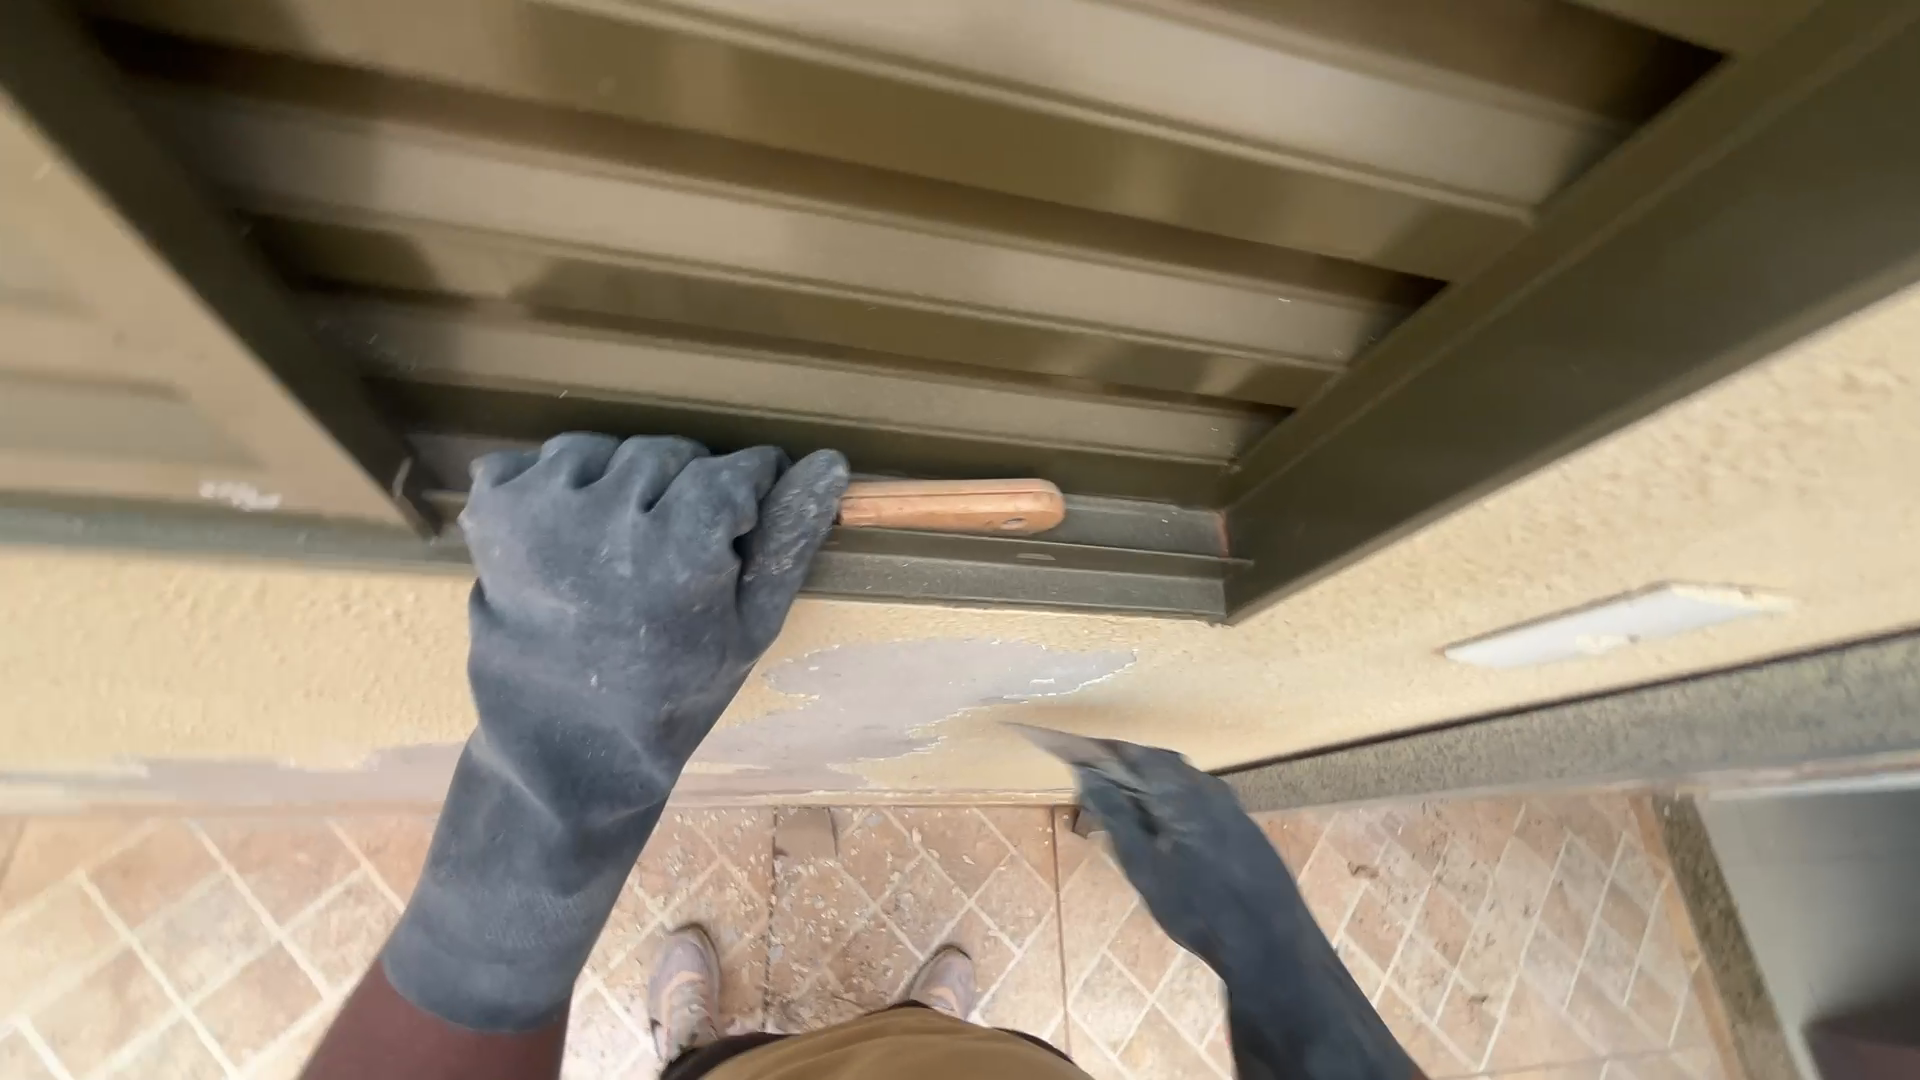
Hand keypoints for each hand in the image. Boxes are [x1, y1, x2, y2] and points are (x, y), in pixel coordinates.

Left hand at [382, 434, 847, 1032]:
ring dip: (630, 482)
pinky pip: (542, 459)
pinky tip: (579, 534)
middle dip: (691, 487)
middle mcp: (601, 524)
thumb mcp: (755, 622)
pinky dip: (566, 484)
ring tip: (633, 538)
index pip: (733, 471)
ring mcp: (535, 515)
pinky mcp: (490, 515)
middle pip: (670, 454)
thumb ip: (791, 537)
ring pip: (609, 448)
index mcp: (676, 554)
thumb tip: (830, 462)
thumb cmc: (679, 688)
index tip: (749, 515)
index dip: (752, 488)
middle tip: (685, 544)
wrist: (569, 744)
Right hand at [1025, 732, 1304, 983]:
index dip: (1099, 749)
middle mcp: (1208, 787)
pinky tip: (1163, 827)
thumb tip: (1087, 773)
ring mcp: (1231, 806)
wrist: (1272, 947)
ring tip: (1122, 803)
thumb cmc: (1197, 906)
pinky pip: (1198, 798)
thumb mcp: (1143, 864)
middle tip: (1093, 778)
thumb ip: (1115, 813)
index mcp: (1180, 788)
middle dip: (1123, 764)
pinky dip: (1171, 800)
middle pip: (1158, 762)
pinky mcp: (1243, 827)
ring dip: (1149, 784)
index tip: (1070, 750)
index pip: (1131, 752)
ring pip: (1180, 780)